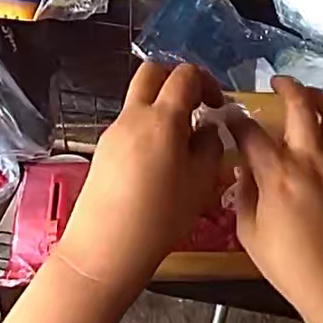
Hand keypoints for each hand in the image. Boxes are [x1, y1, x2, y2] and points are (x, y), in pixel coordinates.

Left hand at [55, 62, 223, 294]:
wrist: (104, 250)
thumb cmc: (161, 216)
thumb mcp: (202, 181)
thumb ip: (209, 145)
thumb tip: (206, 129)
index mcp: (162, 119)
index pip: (185, 75)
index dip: (207, 82)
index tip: (218, 106)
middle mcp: (134, 117)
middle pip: (153, 72)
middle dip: (178, 79)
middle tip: (197, 104)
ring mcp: (114, 133)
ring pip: (140, 98)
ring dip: (164, 104)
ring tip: (184, 139)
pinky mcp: (104, 151)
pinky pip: (131, 123)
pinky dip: (151, 126)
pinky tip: (163, 160)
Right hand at [230, 77, 322, 322]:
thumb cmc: (291, 267)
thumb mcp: (251, 235)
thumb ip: (244, 195)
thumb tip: (244, 168)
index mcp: (278, 175)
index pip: (251, 132)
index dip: (237, 119)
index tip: (230, 115)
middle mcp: (311, 160)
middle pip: (301, 105)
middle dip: (287, 86)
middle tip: (278, 83)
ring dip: (322, 97)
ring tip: (311, 96)